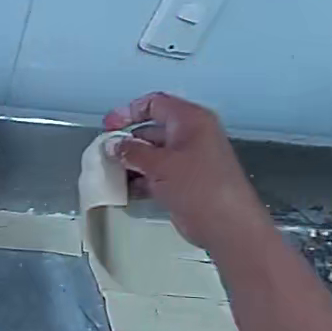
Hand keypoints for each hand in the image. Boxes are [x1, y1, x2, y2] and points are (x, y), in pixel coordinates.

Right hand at [102, 92, 266, 251]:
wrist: (226, 226)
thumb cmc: (200, 186)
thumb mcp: (160, 164)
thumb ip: (131, 152)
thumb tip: (113, 146)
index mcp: (191, 121)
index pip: (155, 104)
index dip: (129, 111)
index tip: (109, 126)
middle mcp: (190, 136)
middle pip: (150, 130)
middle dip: (126, 141)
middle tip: (104, 152)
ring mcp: (187, 160)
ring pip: (151, 154)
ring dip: (130, 162)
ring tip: (110, 172)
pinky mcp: (183, 182)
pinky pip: (155, 174)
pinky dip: (139, 179)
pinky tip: (124, 189)